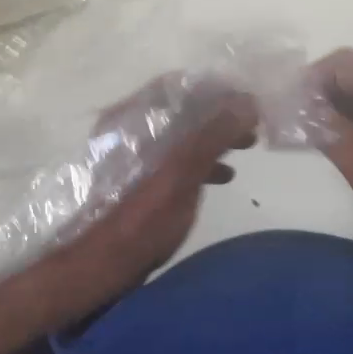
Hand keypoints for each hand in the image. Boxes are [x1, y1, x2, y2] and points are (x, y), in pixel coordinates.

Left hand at [35, 79, 256, 321]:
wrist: (99, 268)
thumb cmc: (141, 218)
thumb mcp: (183, 173)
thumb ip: (214, 134)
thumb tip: (248, 102)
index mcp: (133, 116)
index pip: (180, 84)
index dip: (217, 89)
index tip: (250, 99)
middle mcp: (128, 127)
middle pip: (181, 107)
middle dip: (219, 113)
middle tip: (253, 125)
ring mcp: (130, 155)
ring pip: (180, 133)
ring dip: (212, 136)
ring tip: (245, 146)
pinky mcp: (135, 180)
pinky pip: (174, 156)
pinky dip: (198, 159)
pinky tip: (221, 176)